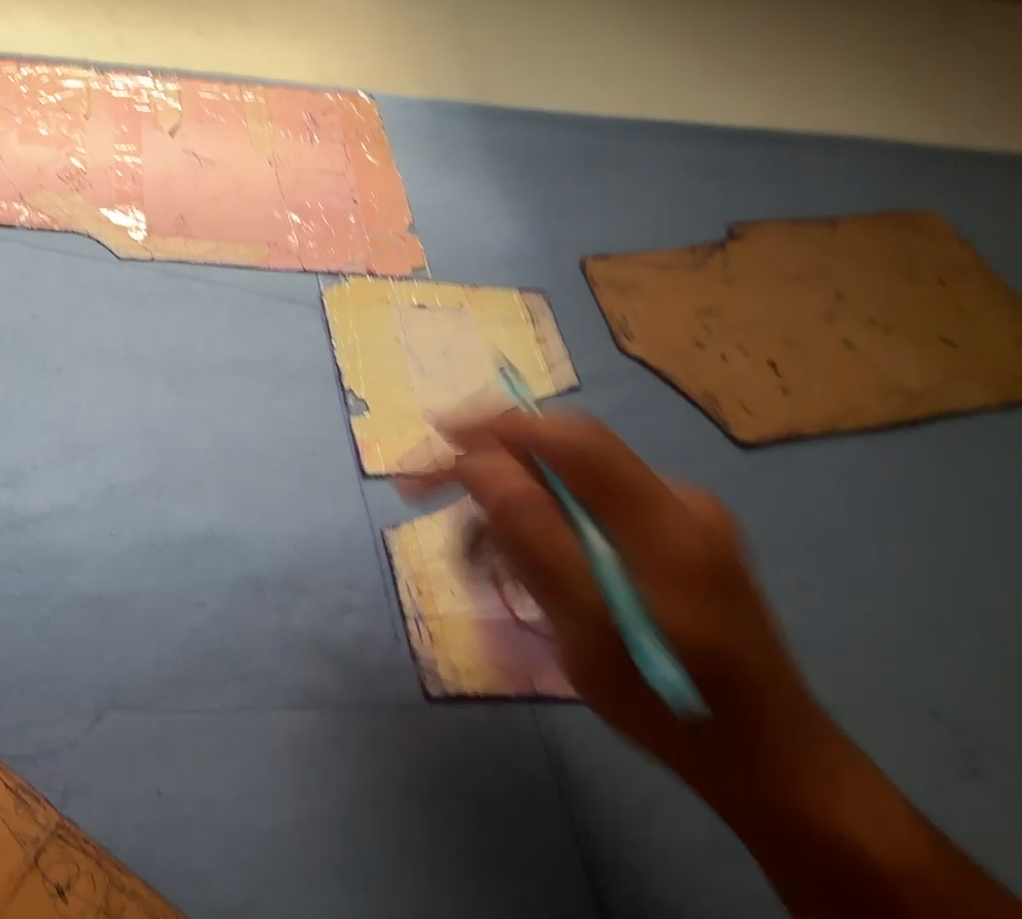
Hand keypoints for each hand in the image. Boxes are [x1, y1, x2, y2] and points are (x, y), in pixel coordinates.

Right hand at [431, 411, 837, 794]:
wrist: (766, 758)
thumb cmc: (668, 699)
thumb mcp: (587, 623)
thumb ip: (533, 536)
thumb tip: (477, 463)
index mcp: (663, 518)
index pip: (568, 440)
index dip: (495, 428)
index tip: (433, 437)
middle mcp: (673, 502)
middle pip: (563, 459)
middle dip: (487, 472)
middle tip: (421, 496)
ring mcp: (677, 523)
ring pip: (569, 491)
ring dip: (509, 512)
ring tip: (471, 564)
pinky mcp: (671, 545)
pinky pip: (588, 517)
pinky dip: (540, 533)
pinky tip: (517, 571)